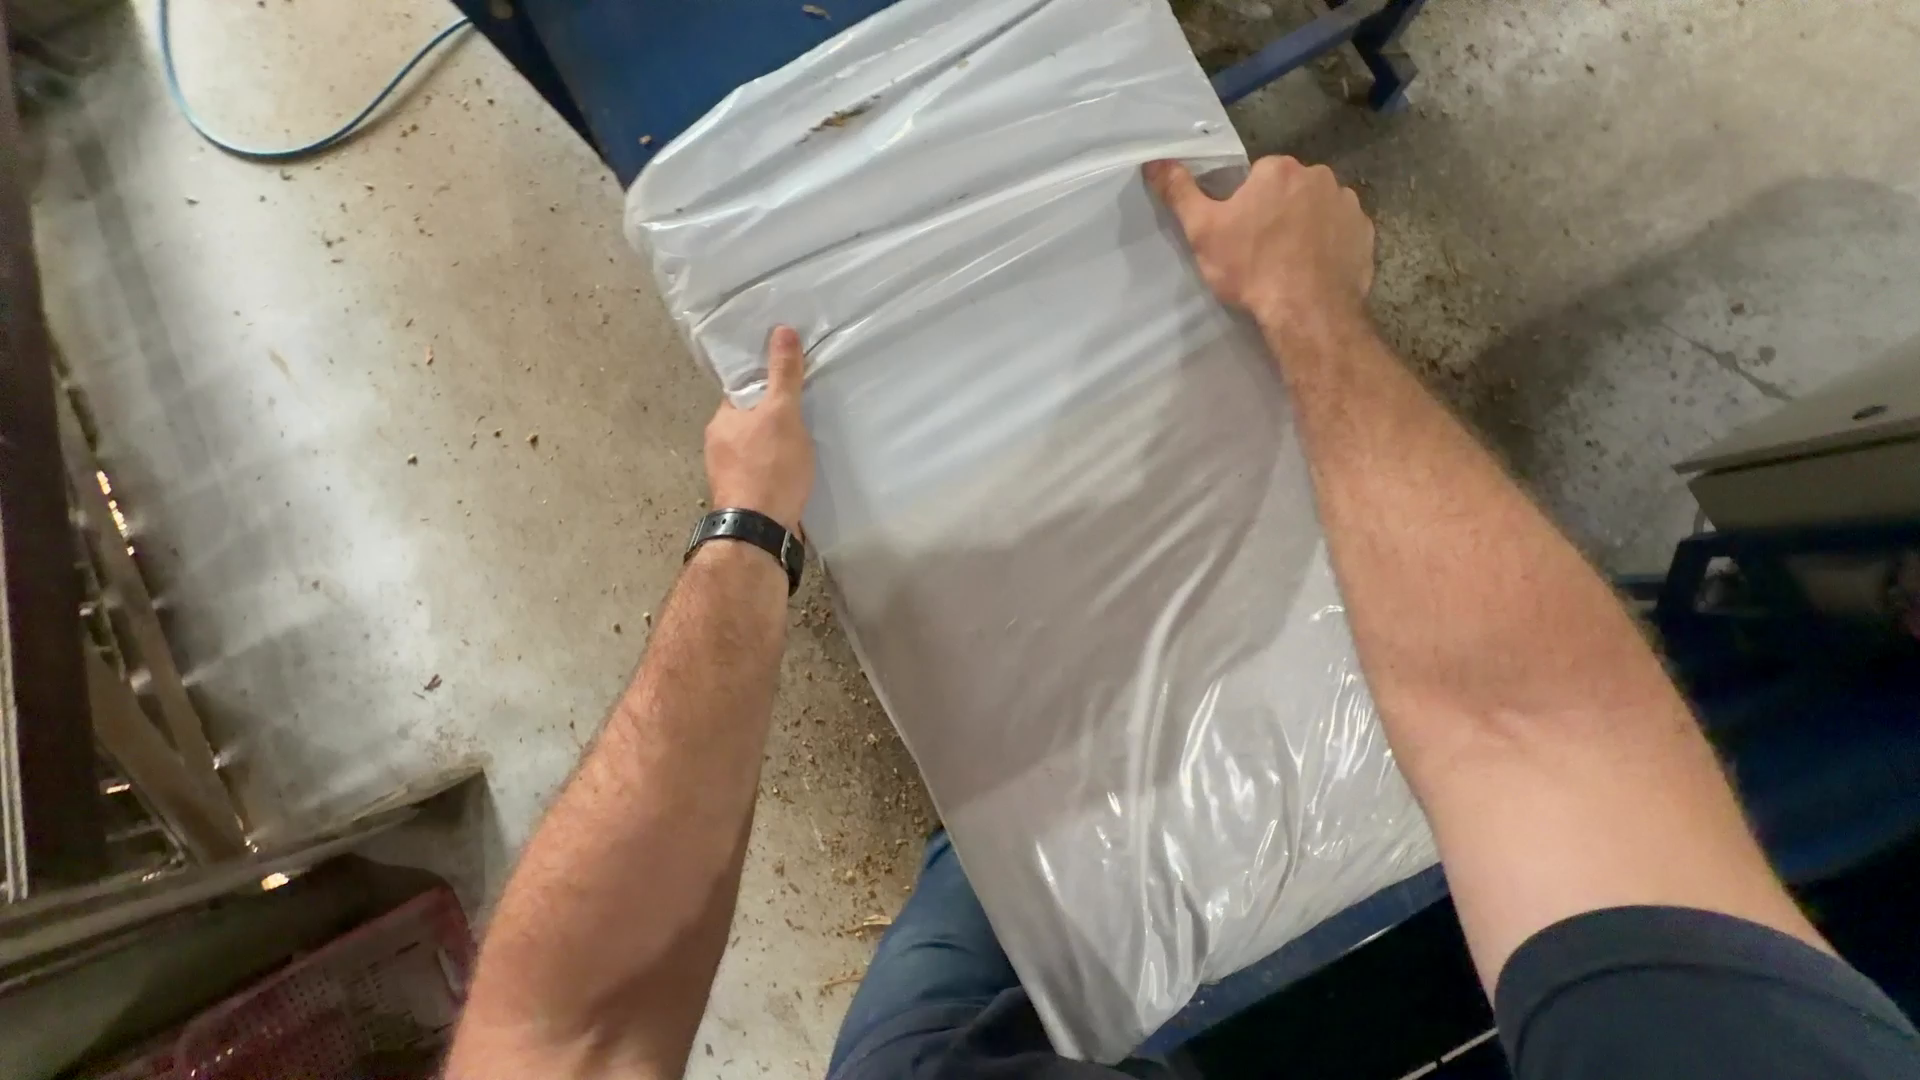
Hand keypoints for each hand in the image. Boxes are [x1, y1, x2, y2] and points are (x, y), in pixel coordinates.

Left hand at [704, 326, 813, 532]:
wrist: (761, 529)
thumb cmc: (769, 466)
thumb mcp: (782, 413)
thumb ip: (783, 375)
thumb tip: (782, 329)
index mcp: (721, 420)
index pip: (741, 391)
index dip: (764, 384)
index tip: (787, 381)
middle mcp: (718, 445)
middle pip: (748, 421)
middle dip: (771, 417)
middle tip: (802, 412)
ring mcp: (729, 474)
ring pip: (754, 449)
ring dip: (773, 446)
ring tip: (803, 443)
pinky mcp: (745, 498)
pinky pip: (761, 473)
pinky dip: (776, 470)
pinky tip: (794, 473)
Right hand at [1144, 156, 1375, 345]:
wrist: (1305, 308)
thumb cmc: (1250, 268)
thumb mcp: (1203, 232)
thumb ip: (1180, 194)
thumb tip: (1154, 162)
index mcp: (1278, 170)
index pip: (1257, 178)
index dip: (1244, 206)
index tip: (1238, 234)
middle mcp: (1318, 175)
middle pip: (1289, 190)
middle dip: (1276, 213)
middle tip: (1260, 252)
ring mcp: (1346, 204)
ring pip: (1317, 209)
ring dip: (1304, 228)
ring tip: (1287, 264)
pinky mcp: (1364, 232)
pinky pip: (1341, 232)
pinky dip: (1327, 246)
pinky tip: (1312, 270)